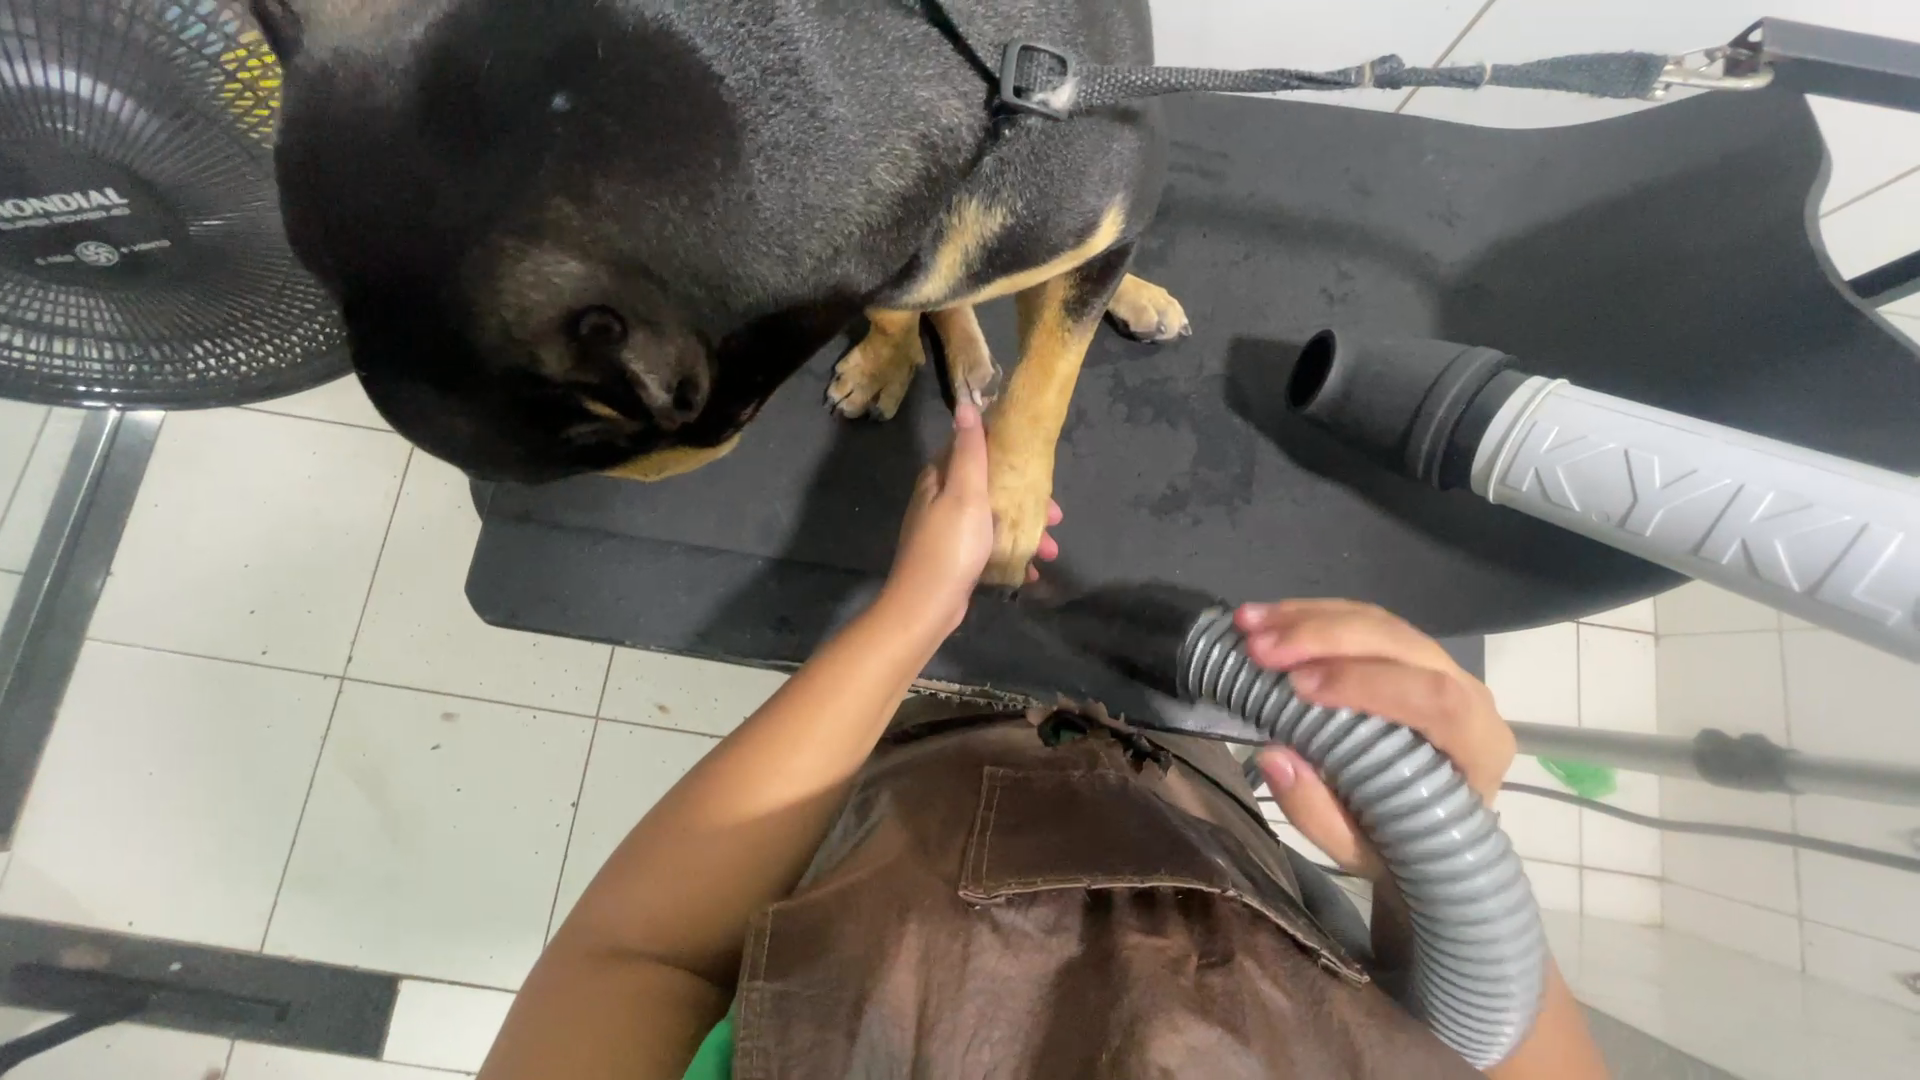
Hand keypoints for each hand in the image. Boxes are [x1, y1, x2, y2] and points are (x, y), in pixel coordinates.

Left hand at [881, 403, 1059, 636]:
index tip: (1034, 460)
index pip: (971, 450)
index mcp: (939, 480)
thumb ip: (969, 450)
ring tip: (1050, 549)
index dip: (1004, 452)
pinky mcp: (955, 559)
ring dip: (1024, 531)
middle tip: (1054, 514)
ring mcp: (947, 532)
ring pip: (992, 521)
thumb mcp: (965, 492)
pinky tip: (1031, 569)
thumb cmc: (950, 545)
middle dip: (1024, 499)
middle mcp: (940, 501)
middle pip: (989, 488)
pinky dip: (1011, 555)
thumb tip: (965, 404)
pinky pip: (988, 549)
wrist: (927, 606)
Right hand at [1240, 599, 1514, 882]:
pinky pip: (1357, 618)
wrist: (1423, 839)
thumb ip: (1318, 812)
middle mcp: (1466, 696)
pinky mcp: (1400, 653)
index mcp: (1475, 747)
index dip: (1364, 681)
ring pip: (1376, 622)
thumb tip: (1272, 756)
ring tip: (1248, 623)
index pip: (1433, 698)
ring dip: (1306, 618)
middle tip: (1259, 647)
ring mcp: (1434, 666)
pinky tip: (1264, 618)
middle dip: (1324, 637)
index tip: (1297, 685)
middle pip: (1401, 644)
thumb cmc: (1397, 846)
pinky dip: (1306, 614)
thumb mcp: (1356, 851)